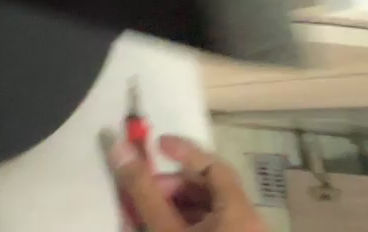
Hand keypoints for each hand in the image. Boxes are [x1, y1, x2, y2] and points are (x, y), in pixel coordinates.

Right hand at [105, 132, 264, 231]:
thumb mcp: (165, 230)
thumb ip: (142, 188)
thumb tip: (117, 143)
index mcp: (240, 214)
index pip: (213, 165)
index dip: (183, 151)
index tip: (154, 146)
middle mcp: (249, 226)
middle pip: (208, 189)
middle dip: (172, 186)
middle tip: (146, 193)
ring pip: (208, 212)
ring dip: (175, 207)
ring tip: (147, 218)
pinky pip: (211, 231)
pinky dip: (185, 226)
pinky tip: (161, 231)